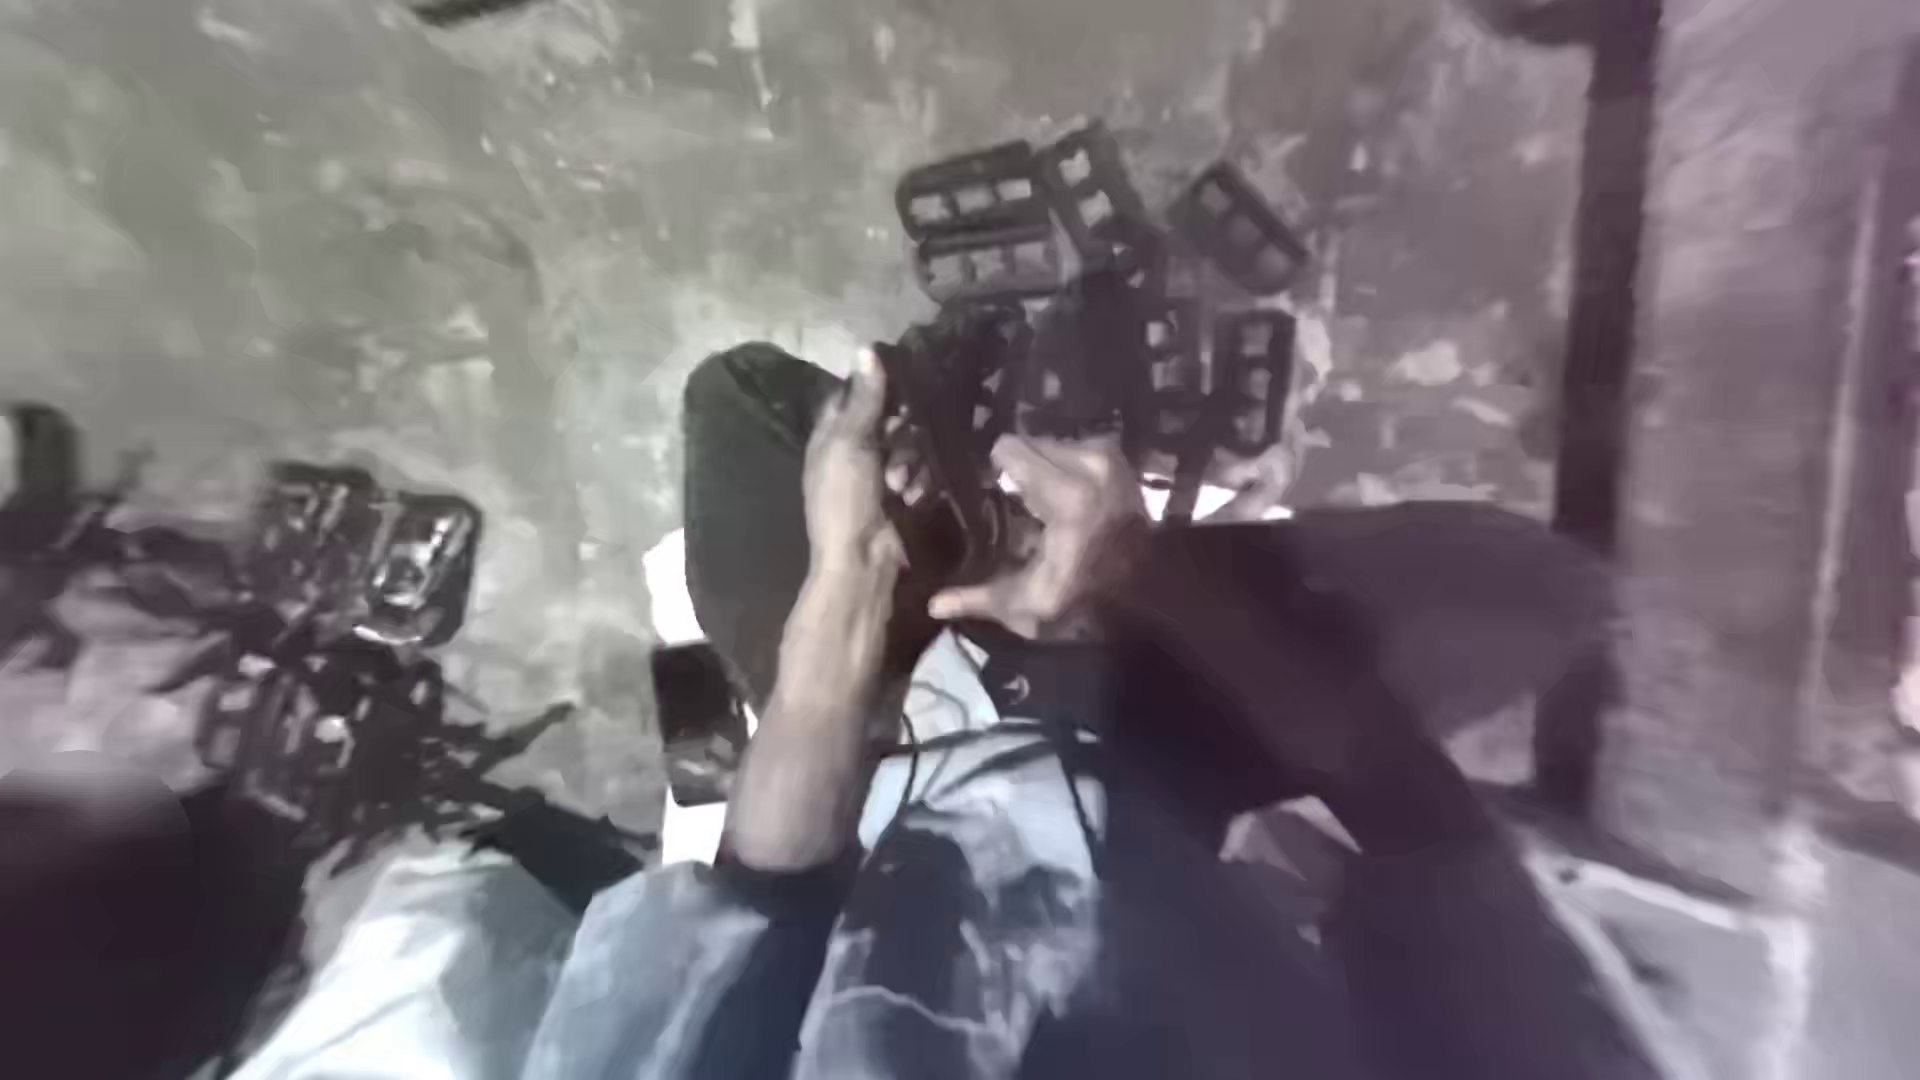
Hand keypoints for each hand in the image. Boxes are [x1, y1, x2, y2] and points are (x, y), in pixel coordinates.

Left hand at [801, 349, 905, 577]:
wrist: (861, 560)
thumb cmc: (844, 500)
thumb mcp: (849, 444)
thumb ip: (863, 400)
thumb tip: (866, 348)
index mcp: (832, 435)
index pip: (856, 394)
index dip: (878, 383)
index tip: (908, 373)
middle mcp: (856, 450)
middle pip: (889, 420)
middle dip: (900, 432)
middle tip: (902, 444)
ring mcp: (882, 475)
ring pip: (910, 446)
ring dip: (910, 463)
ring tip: (901, 485)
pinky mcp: (905, 495)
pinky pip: (922, 473)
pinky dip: (919, 483)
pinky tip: (913, 496)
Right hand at [927, 434, 1146, 638]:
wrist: (1147, 592)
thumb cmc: (1084, 598)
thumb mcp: (1028, 603)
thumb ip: (979, 598)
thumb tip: (933, 606)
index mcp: (1066, 494)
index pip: (1010, 449)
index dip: (995, 470)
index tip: (994, 493)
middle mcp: (1090, 464)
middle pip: (1030, 444)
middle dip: (1019, 469)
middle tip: (1018, 502)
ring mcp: (1109, 458)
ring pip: (1051, 444)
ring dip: (1042, 468)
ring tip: (1041, 501)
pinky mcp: (1118, 459)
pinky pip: (1074, 448)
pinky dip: (1063, 466)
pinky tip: (1064, 496)